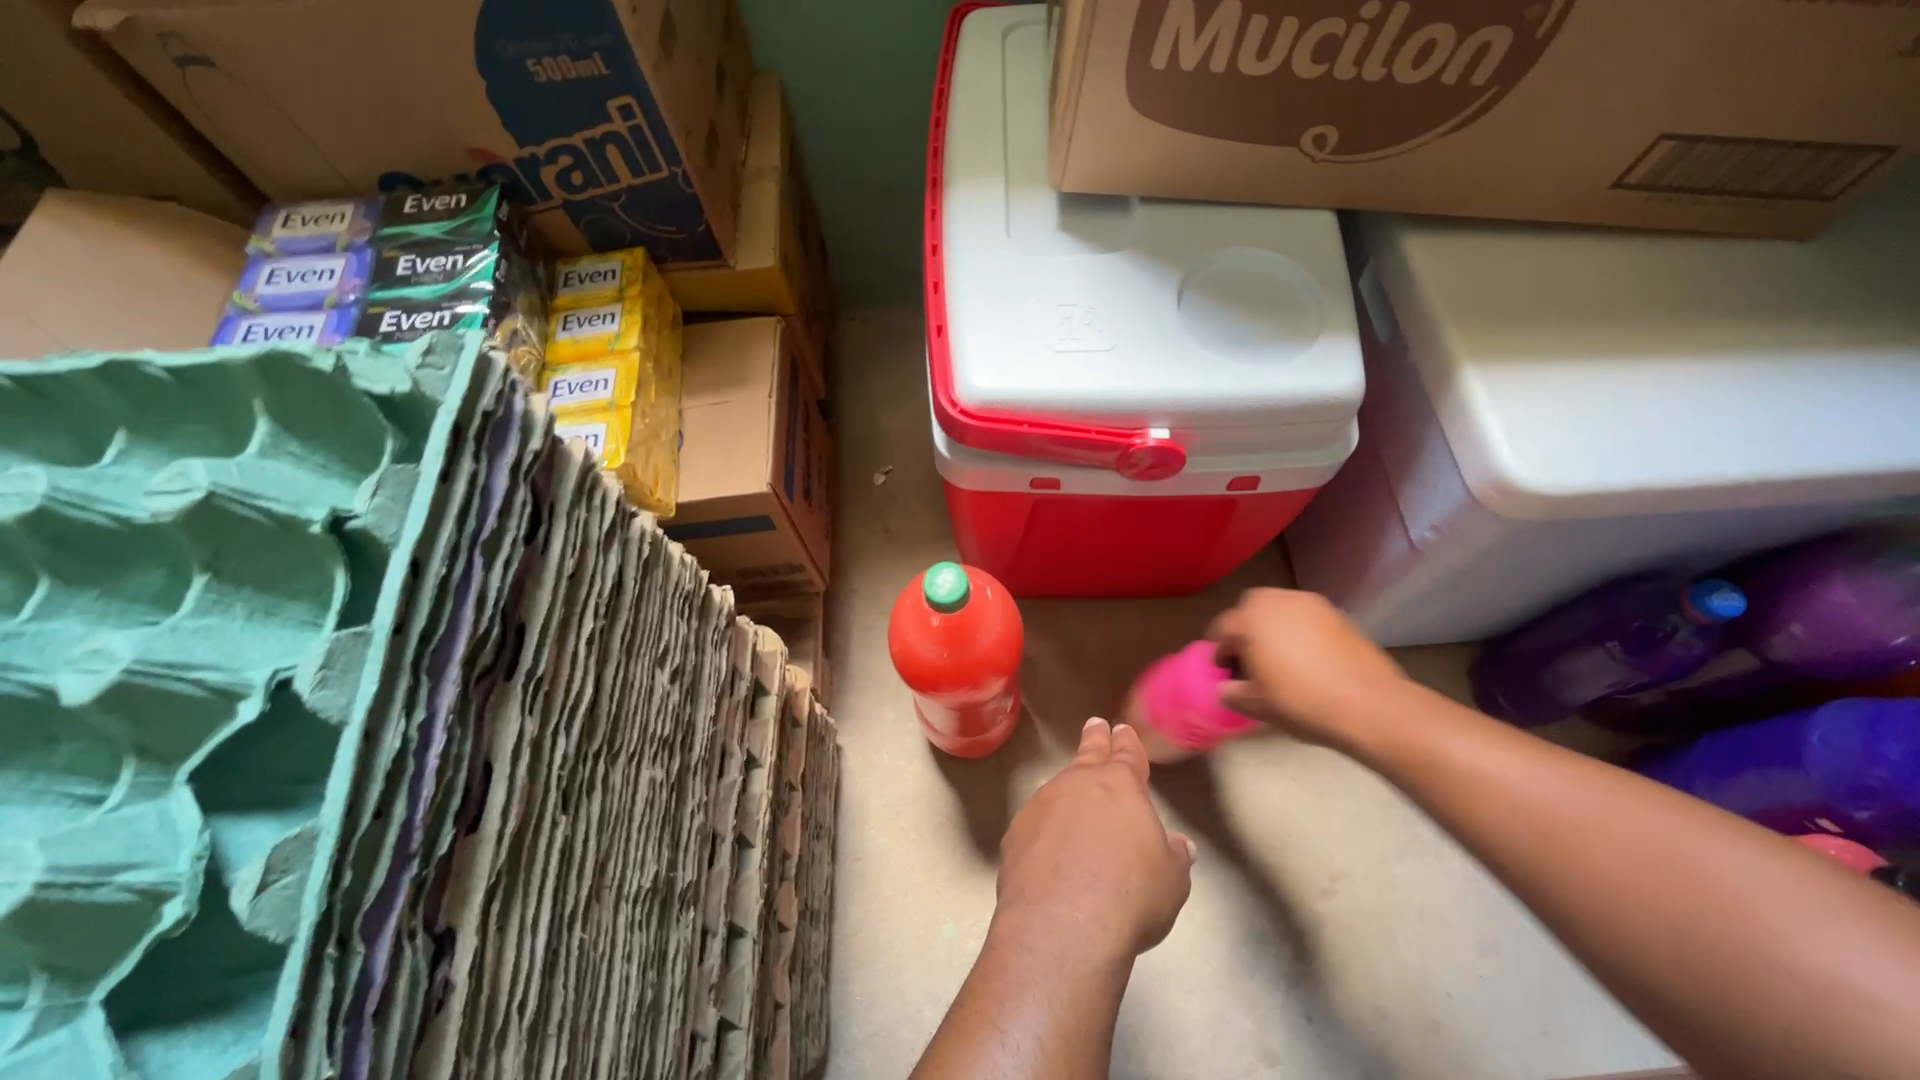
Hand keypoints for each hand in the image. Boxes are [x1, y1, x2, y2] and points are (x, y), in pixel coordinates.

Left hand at [995, 718, 1196, 960]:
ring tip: (1074, 803)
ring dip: (1067, 792)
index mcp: (1120, 787)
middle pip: (1087, 755)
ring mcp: (1040, 808)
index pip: (1126, 755)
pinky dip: (1044, 830)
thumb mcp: (1171, 881)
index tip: (1122, 730)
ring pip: (1057, 790)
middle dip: (1094, 741)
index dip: (1127, 743)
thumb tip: (1180, 846)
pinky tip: (1048, 851)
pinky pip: (1035, 825)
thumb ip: (1174, 858)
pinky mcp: (1014, 836)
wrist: (1062, 925)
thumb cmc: (1130, 896)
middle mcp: (1077, 786)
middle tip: (1095, 726)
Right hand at [1207, 588, 1407, 749]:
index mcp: (1249, 621)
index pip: (1222, 629)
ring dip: (1274, 626)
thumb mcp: (1256, 706)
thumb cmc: (1301, 702)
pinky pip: (1308, 617)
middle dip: (1246, 628)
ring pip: (1281, 608)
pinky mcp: (1339, 614)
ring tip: (1281, 656)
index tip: (1225, 672)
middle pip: (1251, 607)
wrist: (1367, 704)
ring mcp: (1311, 604)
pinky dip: (1301, 630)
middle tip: (1251, 658)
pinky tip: (1309, 657)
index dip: (1219, 652)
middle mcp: (1277, 602)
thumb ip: (1231, 692)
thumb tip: (1225, 688)